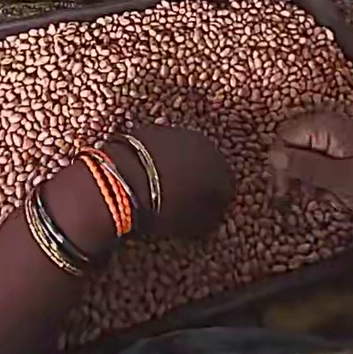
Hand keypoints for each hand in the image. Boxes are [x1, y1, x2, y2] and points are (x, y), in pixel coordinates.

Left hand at [116, 125, 232, 238]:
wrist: (125, 176)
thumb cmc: (164, 207)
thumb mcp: (193, 225)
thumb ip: (210, 218)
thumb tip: (213, 214)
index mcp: (219, 169)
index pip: (227, 187)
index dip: (217, 202)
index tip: (207, 213)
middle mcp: (205, 145)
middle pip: (208, 164)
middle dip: (201, 178)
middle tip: (187, 197)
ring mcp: (179, 133)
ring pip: (187, 151)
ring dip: (181, 164)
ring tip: (166, 183)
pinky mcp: (154, 128)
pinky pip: (164, 146)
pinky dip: (161, 156)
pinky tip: (149, 170)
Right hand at [266, 113, 352, 228]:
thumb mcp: (342, 180)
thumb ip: (305, 166)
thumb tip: (271, 156)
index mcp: (329, 126)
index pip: (285, 135)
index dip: (279, 161)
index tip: (282, 189)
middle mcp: (332, 127)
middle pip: (293, 144)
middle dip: (293, 171)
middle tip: (298, 197)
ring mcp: (340, 140)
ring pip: (305, 156)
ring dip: (307, 179)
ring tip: (322, 198)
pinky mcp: (347, 154)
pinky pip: (321, 163)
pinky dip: (321, 181)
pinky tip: (332, 196)